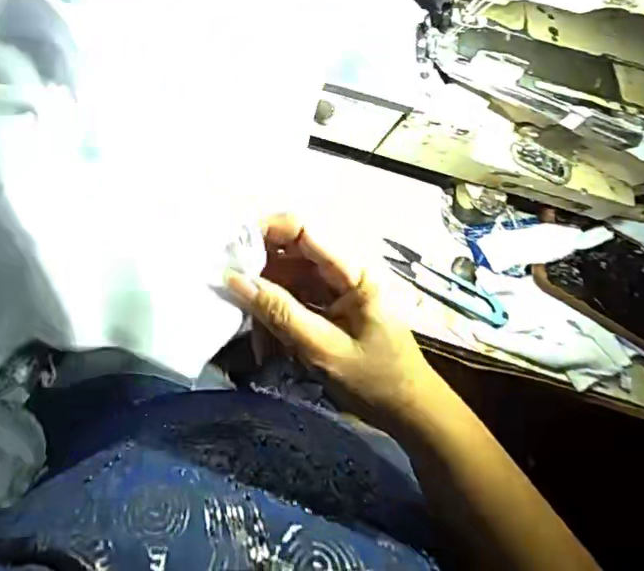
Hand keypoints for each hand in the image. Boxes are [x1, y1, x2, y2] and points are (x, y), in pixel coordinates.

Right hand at [226, 214, 447, 434]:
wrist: (413, 415)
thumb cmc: (377, 381)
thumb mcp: (324, 350)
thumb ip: (280, 313)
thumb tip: (234, 279)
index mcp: (351, 270)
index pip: (302, 228)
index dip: (265, 229)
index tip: (231, 248)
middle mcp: (341, 270)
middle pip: (289, 250)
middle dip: (257, 269)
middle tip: (230, 292)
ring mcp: (333, 288)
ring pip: (285, 276)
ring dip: (264, 300)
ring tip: (254, 338)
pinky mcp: (327, 306)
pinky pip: (291, 298)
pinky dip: (275, 317)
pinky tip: (266, 345)